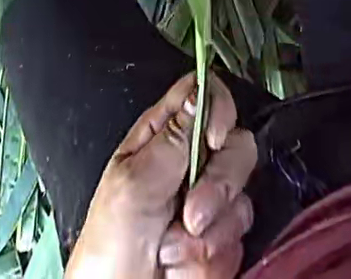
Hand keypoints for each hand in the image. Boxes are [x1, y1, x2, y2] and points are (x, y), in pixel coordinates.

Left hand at [68, 73, 256, 278]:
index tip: (215, 139)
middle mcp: (191, 162)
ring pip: (240, 200)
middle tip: (190, 216)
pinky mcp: (221, 241)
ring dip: (208, 236)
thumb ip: (172, 138)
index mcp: (164, 136)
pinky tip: (180, 269)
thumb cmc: (109, 243)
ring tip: (169, 253)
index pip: (204, 95)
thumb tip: (199, 90)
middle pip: (236, 146)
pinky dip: (209, 262)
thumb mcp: (134, 184)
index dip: (219, 107)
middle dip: (219, 186)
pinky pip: (238, 242)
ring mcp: (209, 203)